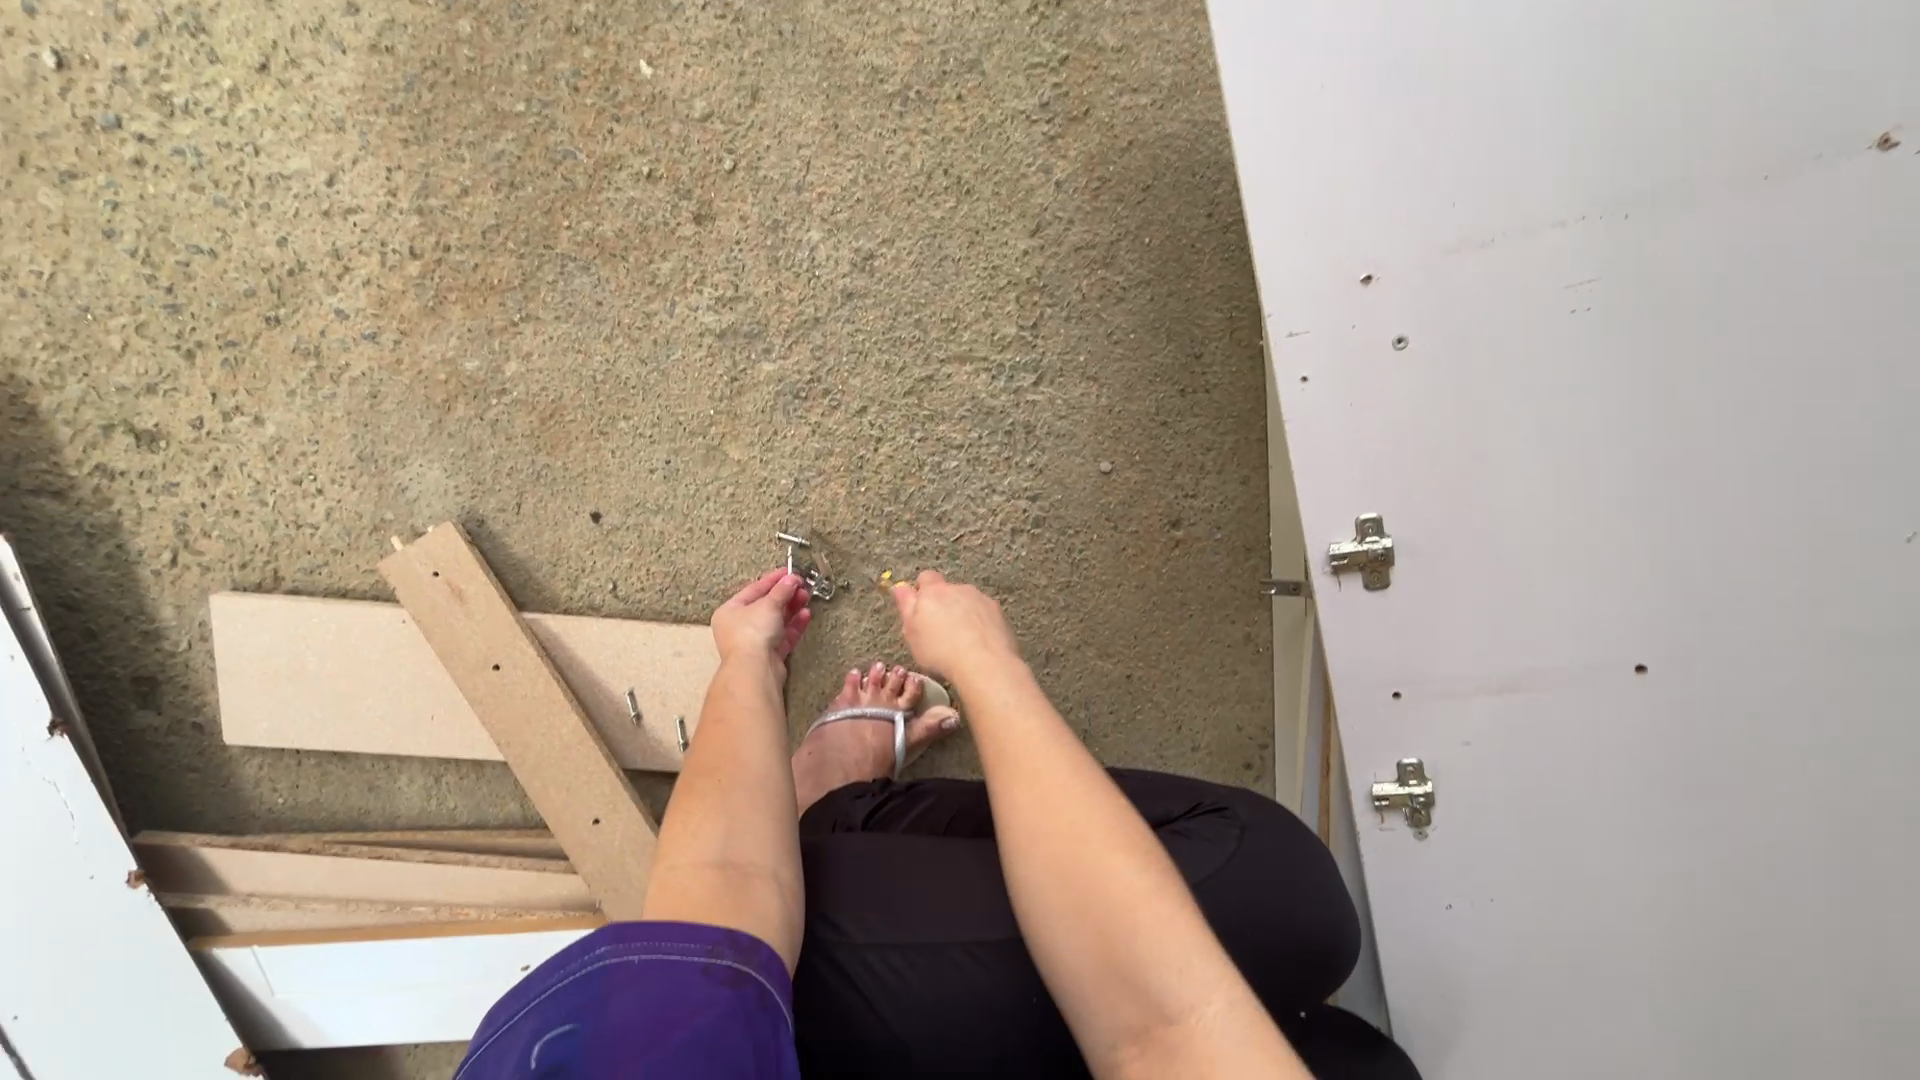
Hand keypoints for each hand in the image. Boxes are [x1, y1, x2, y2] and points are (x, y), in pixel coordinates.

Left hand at [712, 570, 811, 669]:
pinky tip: (805, 614)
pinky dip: (794, 625)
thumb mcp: (768, 604)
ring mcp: (755, 641)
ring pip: (776, 621)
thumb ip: (782, 590)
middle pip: (766, 606)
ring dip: (792, 608)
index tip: (788, 572)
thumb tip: (792, 579)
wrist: (754, 669)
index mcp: (730, 611)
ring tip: (806, 597)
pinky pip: (784, 636)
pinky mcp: (769, 655)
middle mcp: (739, 627)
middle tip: (800, 585)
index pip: (753, 590)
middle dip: (785, 595)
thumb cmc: (750, 634)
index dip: (772, 580)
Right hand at [890, 570, 1022, 681]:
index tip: (920, 609)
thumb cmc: (941, 650)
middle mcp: (958, 589)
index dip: (922, 591)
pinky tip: (978, 643)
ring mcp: (980, 599)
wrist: (983, 663)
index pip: (925, 578)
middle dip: (944, 605)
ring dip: (963, 613)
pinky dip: (980, 622)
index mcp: (934, 591)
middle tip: (939, 631)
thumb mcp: (912, 631)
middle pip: (948, 590)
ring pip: (967, 601)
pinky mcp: (997, 612)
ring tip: (961, 640)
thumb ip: (906, 605)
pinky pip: (984, 613)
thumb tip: (899, 586)